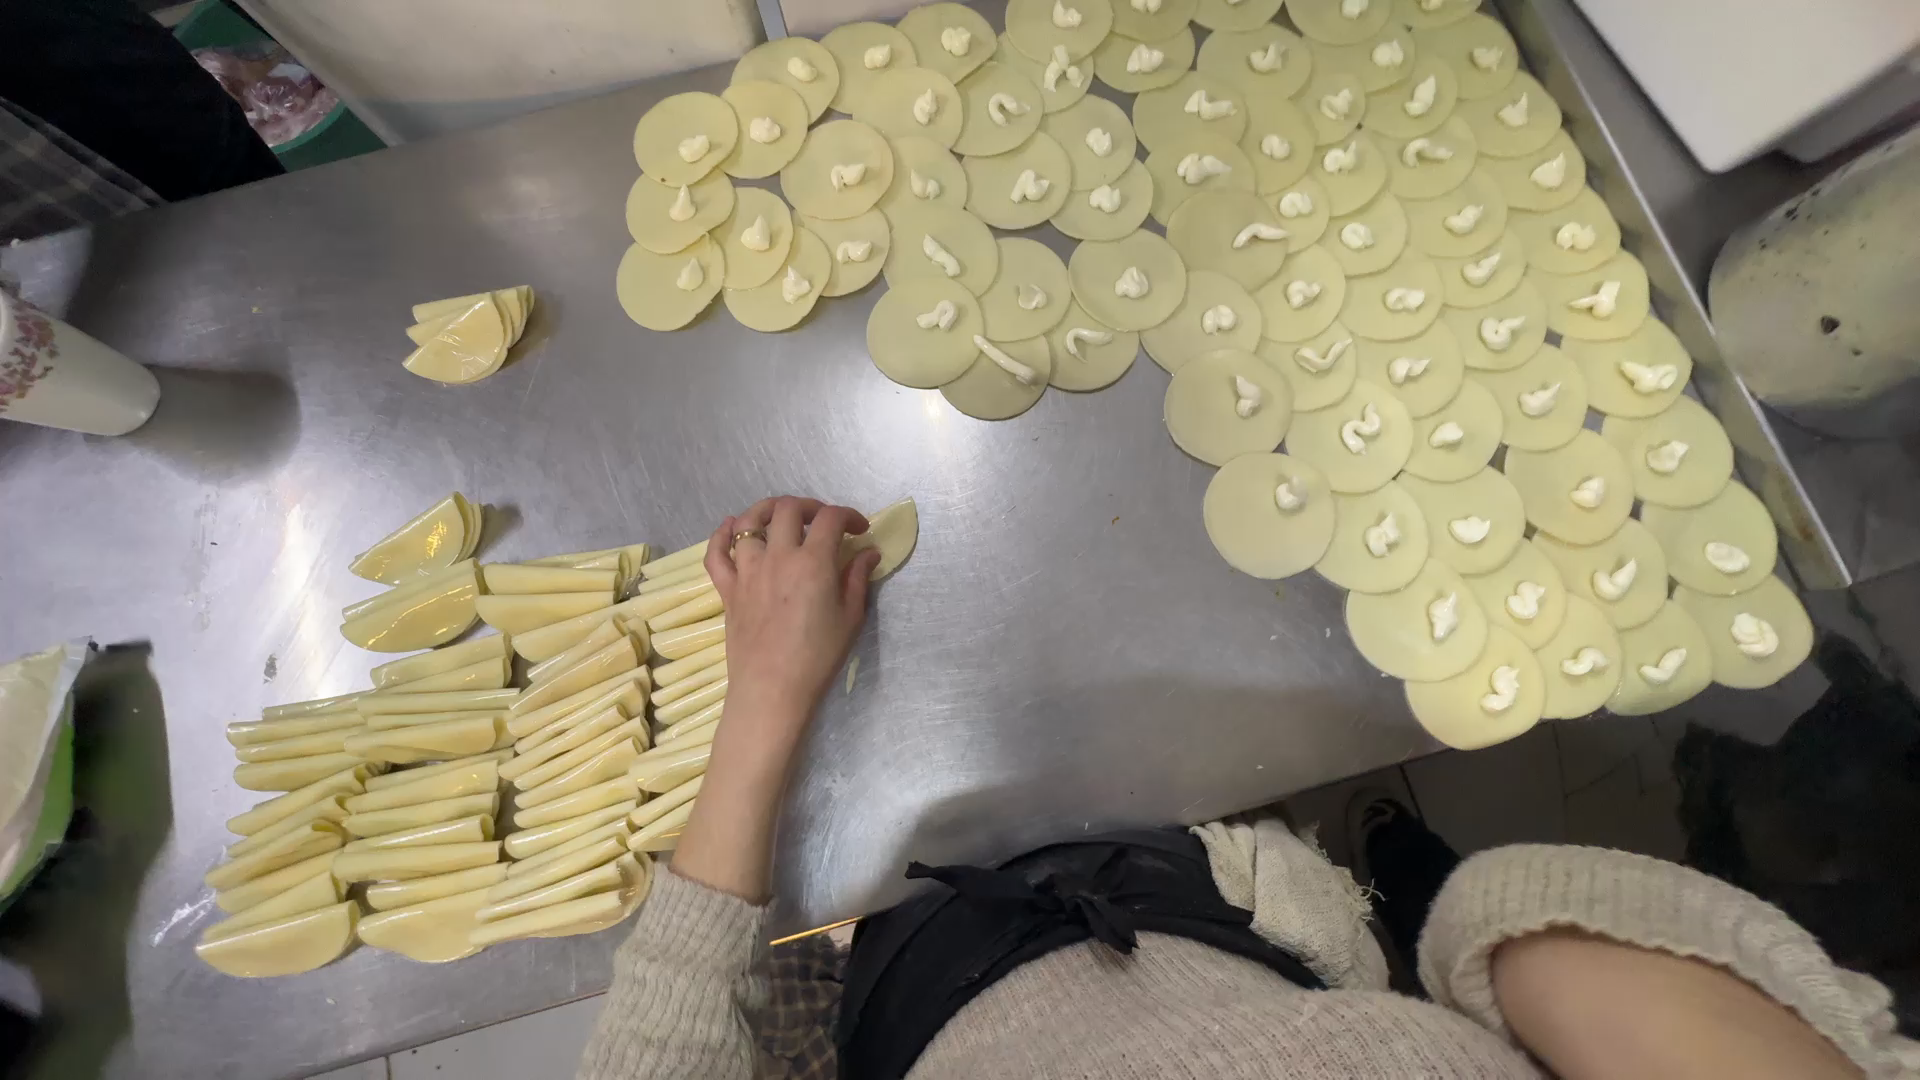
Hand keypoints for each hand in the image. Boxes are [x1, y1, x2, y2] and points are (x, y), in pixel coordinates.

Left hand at [702, 496, 881, 742]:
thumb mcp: (850, 617)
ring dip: (768, 511)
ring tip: (782, 517)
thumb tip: (868, 552)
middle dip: (811, 507)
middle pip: (789, 510)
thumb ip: (857, 578)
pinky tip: (733, 527)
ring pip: (749, 522)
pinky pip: (716, 553)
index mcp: (813, 562)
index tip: (859, 529)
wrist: (773, 690)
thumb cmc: (818, 657)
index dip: (849, 516)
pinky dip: (722, 534)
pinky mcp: (728, 589)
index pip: (831, 519)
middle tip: (823, 522)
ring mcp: (747, 571)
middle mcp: (778, 557)